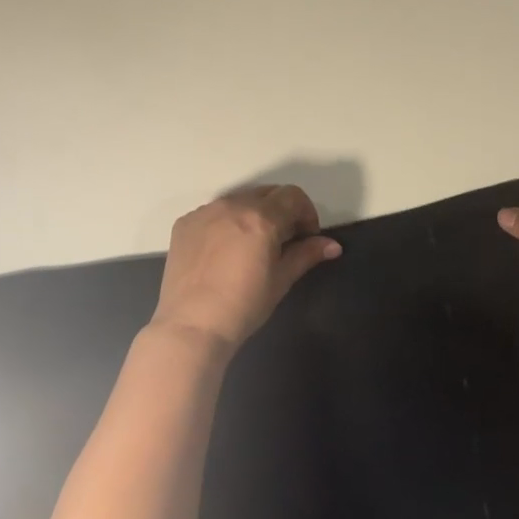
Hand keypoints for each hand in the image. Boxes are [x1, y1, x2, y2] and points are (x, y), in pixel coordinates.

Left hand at [153, 185, 342, 352]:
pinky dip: (227, 224)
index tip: (307, 238)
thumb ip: (306, 255)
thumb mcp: (281, 281)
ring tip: (253, 249)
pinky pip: (214, 213)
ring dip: (254, 215)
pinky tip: (225, 254)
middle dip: (282, 212)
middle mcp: (232, 205)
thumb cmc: (245, 306)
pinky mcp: (185, 223)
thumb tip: (333, 245)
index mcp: (261, 218)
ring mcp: (204, 212)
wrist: (193, 324)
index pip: (293, 196)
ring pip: (239, 201)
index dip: (307, 214)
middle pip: (266, 194)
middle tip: (283, 243)